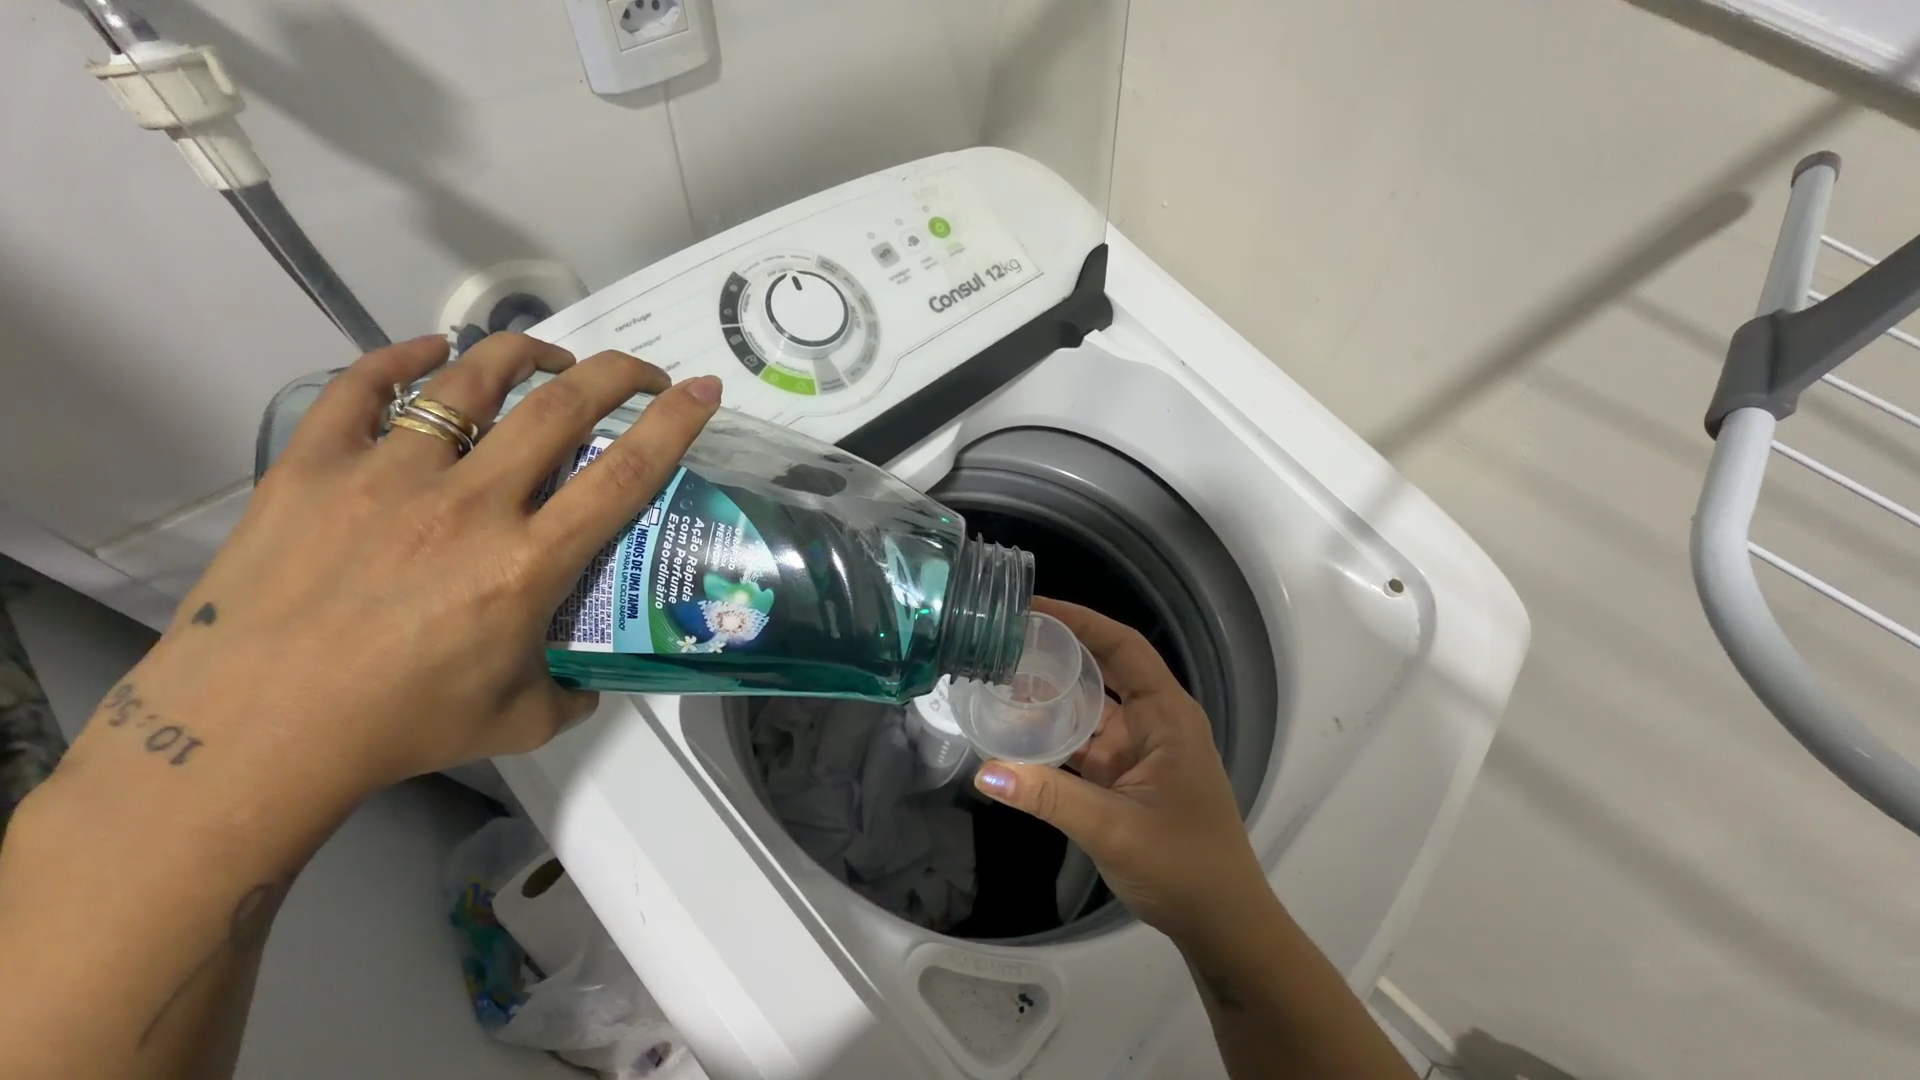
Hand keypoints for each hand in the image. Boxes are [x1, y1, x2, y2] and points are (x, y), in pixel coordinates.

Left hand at [75, 333, 720, 802]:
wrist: (252, 735)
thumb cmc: (400, 728)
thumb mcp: (519, 720)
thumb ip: (573, 693)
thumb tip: (591, 678)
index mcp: (527, 564)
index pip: (624, 474)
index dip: (674, 423)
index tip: (703, 389)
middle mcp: (469, 505)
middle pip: (561, 408)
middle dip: (616, 374)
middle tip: (639, 373)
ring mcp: (387, 477)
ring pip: (469, 382)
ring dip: (523, 355)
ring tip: (548, 356)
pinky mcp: (313, 468)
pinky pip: (362, 389)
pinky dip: (405, 358)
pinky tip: (433, 350)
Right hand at [972, 598, 1269, 941]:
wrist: (1221, 924)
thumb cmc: (1183, 866)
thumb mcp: (1113, 828)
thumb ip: (1048, 797)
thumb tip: (984, 773)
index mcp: (1168, 717)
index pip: (1123, 648)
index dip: (1080, 621)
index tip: (1033, 607)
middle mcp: (1155, 723)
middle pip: (1103, 671)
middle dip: (1058, 653)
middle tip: (1003, 640)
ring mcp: (1139, 752)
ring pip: (1090, 709)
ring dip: (1051, 696)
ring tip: (998, 677)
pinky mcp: (1125, 779)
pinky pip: (1084, 745)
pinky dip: (1053, 737)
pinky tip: (1015, 732)